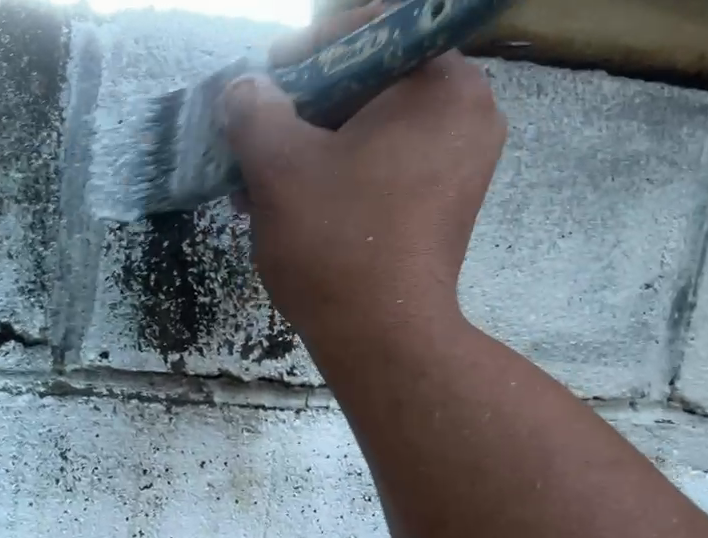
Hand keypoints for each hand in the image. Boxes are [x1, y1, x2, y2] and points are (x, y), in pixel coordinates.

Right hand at [223, 32, 505, 341]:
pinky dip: (338, 179)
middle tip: (254, 140)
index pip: (374, 32)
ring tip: (258, 184)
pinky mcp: (443, 207)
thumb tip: (241, 88)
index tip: (266, 80)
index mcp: (441, 85)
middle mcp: (466, 114)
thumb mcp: (278, 168)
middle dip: (303, 113)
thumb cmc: (334, 240)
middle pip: (371, 85)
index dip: (311, 50)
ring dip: (311, 151)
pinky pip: (384, 170)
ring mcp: (459, 164)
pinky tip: (290, 208)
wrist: (379, 335)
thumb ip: (255, 113)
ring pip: (371, 134)